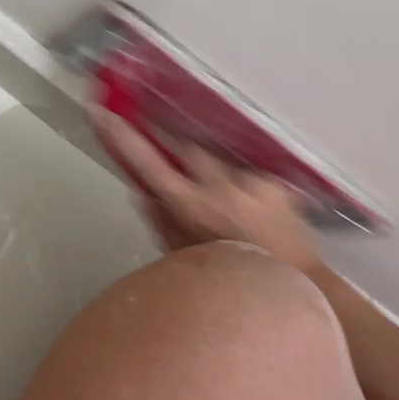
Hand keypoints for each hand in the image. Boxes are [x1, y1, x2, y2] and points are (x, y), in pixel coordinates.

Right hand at [89, 105, 322, 274]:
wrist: (297, 287)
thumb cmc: (230, 280)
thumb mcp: (183, 256)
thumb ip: (162, 222)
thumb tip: (145, 195)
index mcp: (190, 205)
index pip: (146, 163)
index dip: (122, 136)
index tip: (101, 112)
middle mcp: (220, 185)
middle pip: (188, 152)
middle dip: (182, 162)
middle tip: (186, 186)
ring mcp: (253, 182)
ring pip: (222, 167)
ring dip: (219, 182)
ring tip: (230, 213)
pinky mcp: (279, 185)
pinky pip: (252, 180)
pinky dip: (248, 193)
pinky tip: (257, 218)